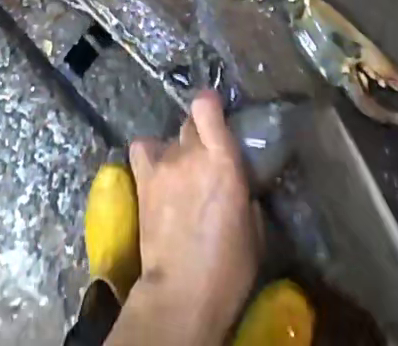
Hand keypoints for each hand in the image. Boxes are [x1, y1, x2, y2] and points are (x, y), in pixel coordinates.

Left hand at [106, 92, 260, 345]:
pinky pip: (144, 149)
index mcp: (222, 160)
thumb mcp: (254, 227)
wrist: (182, 293)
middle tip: (208, 156)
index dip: (211, 104)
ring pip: (171, 137)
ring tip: (183, 171)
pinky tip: (158, 169)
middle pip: (190, 122)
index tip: (218, 113)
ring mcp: (163, 164)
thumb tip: (238, 180)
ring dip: (179, 149)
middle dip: (201, 133)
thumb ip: (244, 191)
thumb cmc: (229, 267)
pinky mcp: (143, 180)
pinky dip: (151, 153)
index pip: (206, 106)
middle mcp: (190, 153)